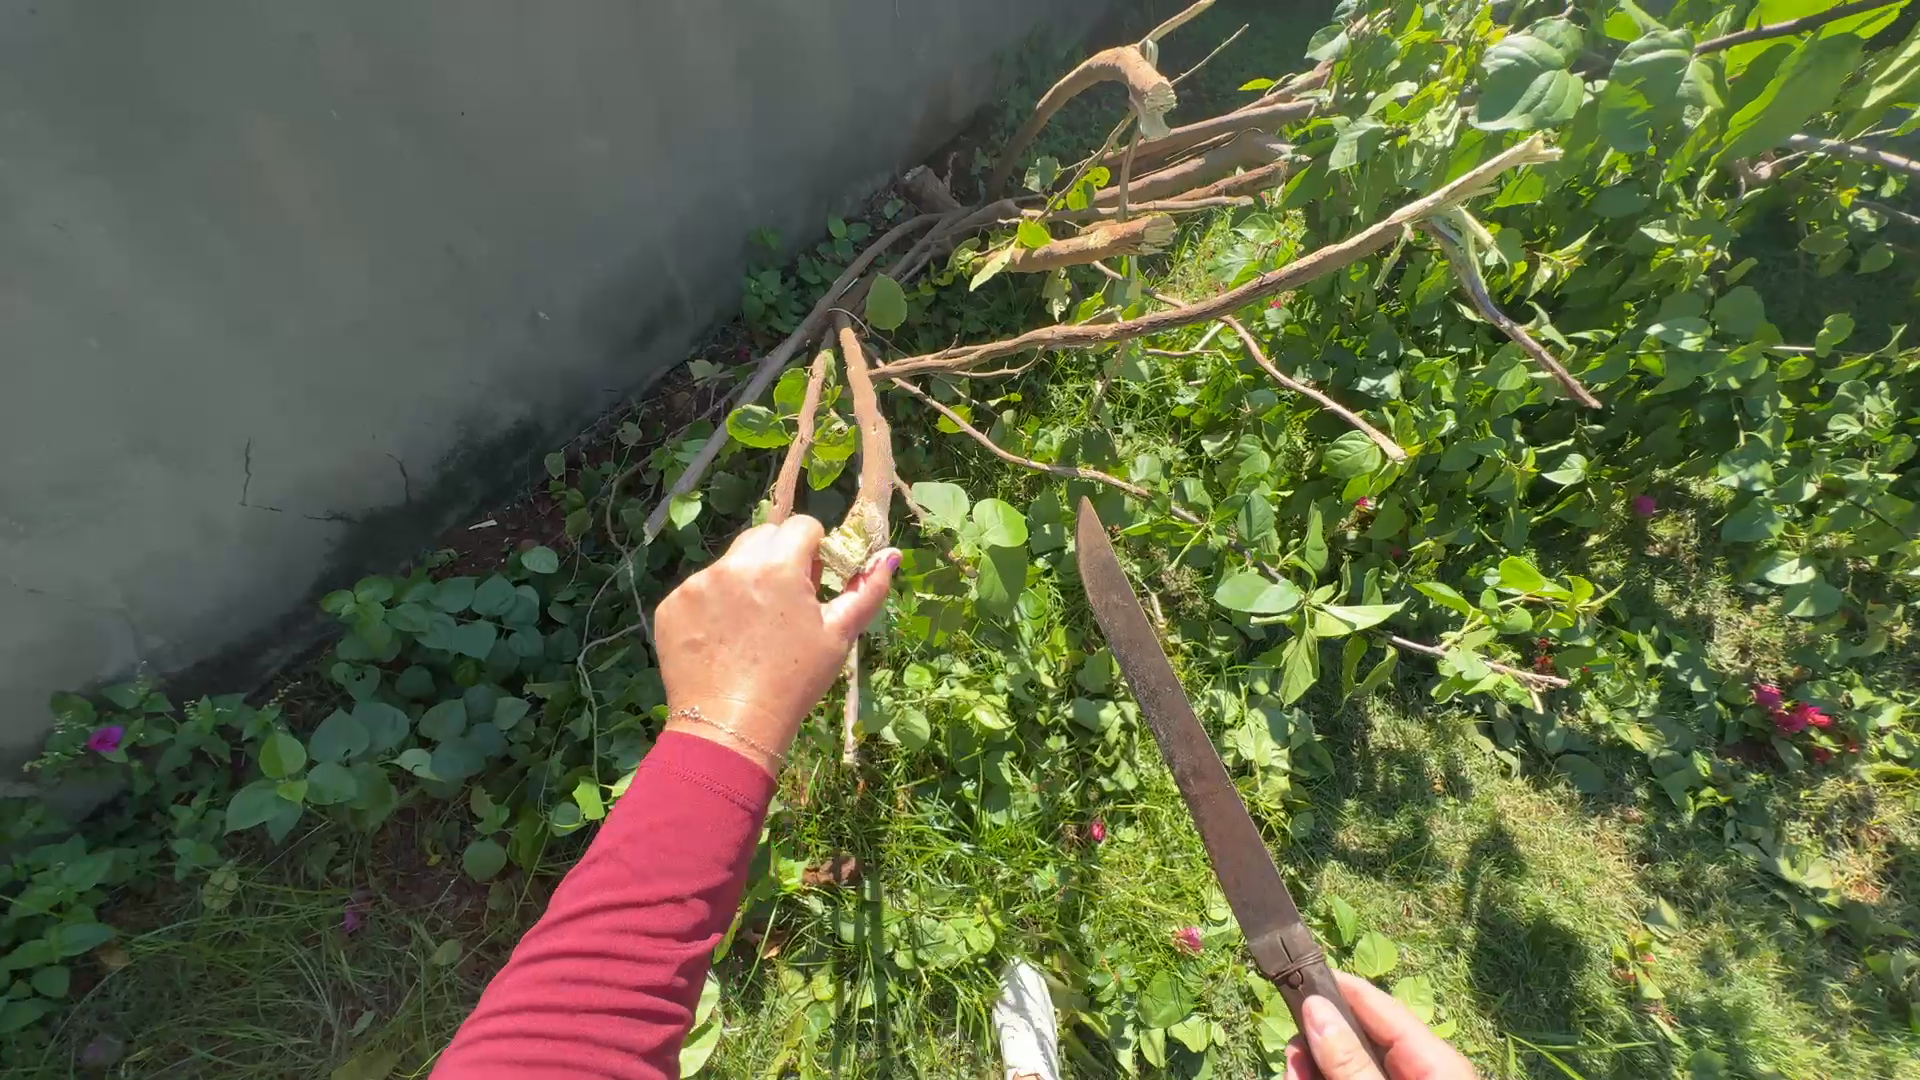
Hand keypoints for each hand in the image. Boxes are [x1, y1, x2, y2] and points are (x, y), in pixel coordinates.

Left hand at [654, 515, 898, 772]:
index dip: (814, 549)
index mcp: (778, 565)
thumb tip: (892, 554)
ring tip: (754, 625)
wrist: (731, 726)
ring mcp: (697, 584)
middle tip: (787, 600)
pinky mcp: (672, 606)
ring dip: (747, 578)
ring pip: (732, 561)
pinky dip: (716, 603)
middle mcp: (733, 565)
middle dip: (780, 556)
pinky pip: (701, 588)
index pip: (802, 525)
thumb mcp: (839, 635)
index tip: (814, 580)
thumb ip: (868, 589)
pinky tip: (725, 638)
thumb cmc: (796, 680)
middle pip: (764, 535)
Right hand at [1285, 972, 1475, 1079]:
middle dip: (1314, 1044)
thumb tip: (1315, 1005)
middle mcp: (1421, 1068)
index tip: (1286, 979)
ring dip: (1313, 1069)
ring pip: (1345, 1061)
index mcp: (1436, 1061)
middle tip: (1290, 1066)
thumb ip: (1352, 1063)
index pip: (1372, 999)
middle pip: (1353, 1033)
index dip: (1329, 984)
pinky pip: (1351, 1078)